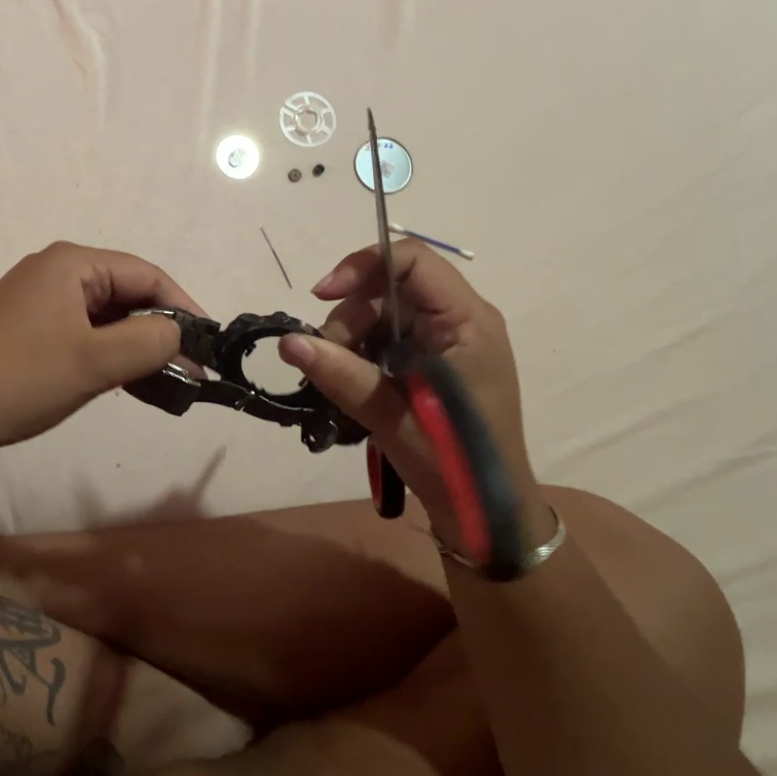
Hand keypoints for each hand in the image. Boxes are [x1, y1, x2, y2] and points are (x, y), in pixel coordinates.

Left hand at [0, 242, 202, 456]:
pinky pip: (81, 333)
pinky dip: (107, 354)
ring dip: (135, 347)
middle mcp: (53, 272)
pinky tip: (122, 382)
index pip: (146, 273)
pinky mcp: (24, 329)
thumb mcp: (95, 361)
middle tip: (190, 372)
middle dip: (160, 331)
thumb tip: (179, 334)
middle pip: (125, 293)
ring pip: (104, 317)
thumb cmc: (21, 379)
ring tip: (163, 383)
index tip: (210, 348)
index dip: (184, 308)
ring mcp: (35, 301)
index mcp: (70, 264)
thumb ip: (149, 342)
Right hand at [277, 241, 544, 535]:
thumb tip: (289, 343)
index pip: (412, 260)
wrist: (487, 515)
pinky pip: (384, 340)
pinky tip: (352, 386)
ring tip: (340, 384)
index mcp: (466, 321)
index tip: (323, 296)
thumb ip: (343, 375)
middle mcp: (458, 320)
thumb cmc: (456, 461)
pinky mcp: (430, 363)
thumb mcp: (393, 417)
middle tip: (327, 361)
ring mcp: (444, 342)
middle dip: (349, 318)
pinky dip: (359, 356)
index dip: (363, 266)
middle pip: (388, 288)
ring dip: (349, 341)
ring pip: (380, 315)